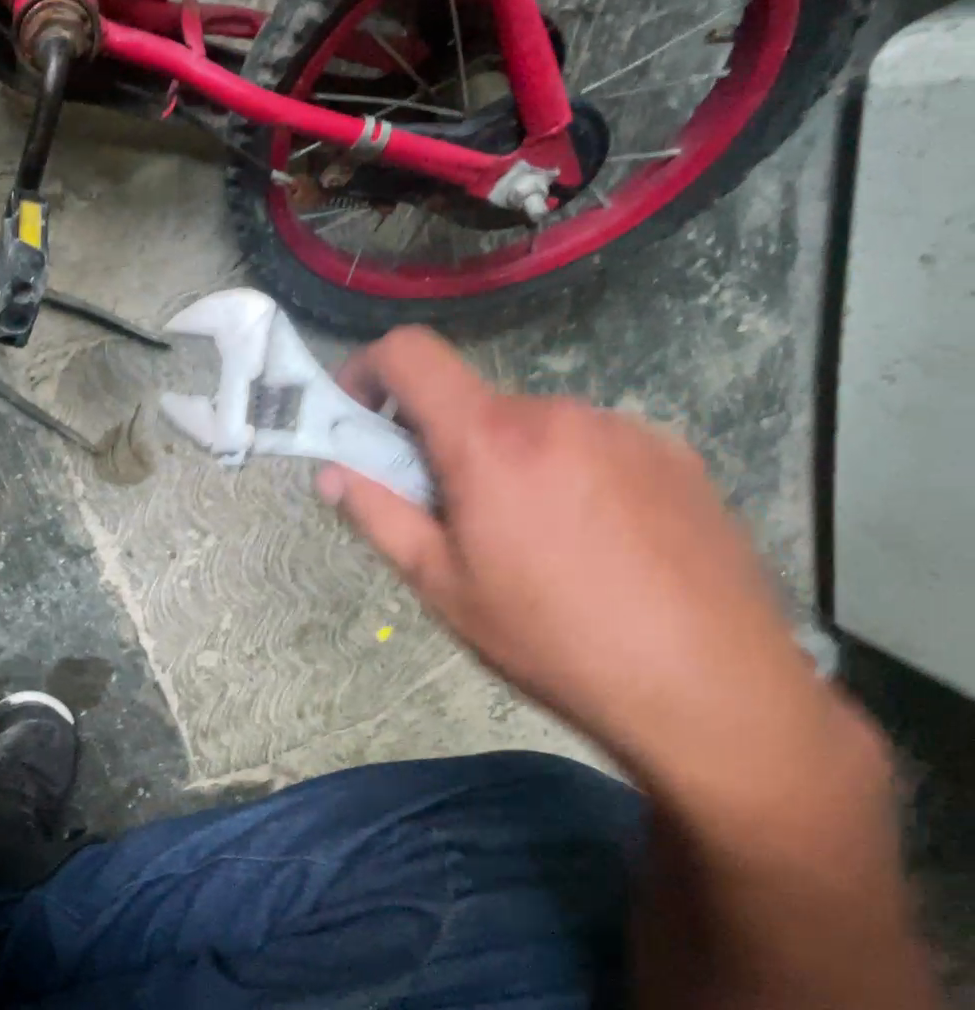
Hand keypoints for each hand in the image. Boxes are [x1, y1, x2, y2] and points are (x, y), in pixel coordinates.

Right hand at [318, 328, 838, 778]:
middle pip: (471, 401)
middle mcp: (557, 413)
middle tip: (447, 515)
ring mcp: (625, 429)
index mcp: (489, 440)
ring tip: (528, 539)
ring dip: (505, 460)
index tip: (357, 416)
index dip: (367, 369)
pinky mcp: (675, 454)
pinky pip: (590, 444)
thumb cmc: (552, 640)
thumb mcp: (440, 585)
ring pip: (531, 426)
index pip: (410, 353)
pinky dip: (563, 471)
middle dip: (439, 442)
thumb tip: (331, 471)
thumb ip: (378, 514)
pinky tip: (592, 542)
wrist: (713, 691)